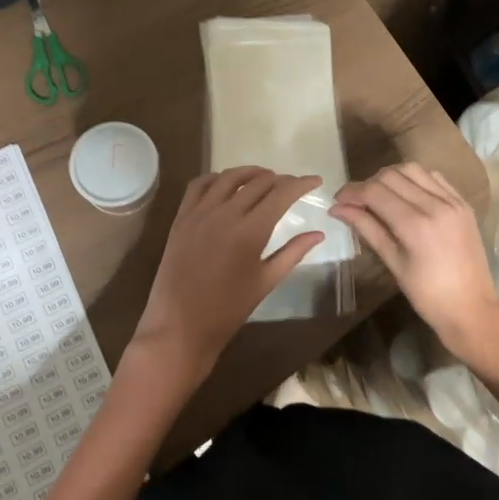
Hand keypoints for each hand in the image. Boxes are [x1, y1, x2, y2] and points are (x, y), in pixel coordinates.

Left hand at [133, 167, 324, 379]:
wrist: (180, 326)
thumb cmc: (228, 310)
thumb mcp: (266, 282)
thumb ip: (293, 253)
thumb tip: (318, 233)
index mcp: (250, 231)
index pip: (281, 194)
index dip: (301, 184)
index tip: (315, 181)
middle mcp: (225, 213)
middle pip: (258, 182)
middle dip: (280, 180)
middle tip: (292, 186)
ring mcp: (199, 213)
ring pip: (229, 177)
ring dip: (251, 173)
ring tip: (264, 178)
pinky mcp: (181, 218)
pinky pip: (199, 185)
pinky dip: (217, 178)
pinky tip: (226, 184)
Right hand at [330, 164, 498, 368]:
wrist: (472, 308)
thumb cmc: (428, 295)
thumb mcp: (394, 263)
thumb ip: (368, 229)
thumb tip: (339, 209)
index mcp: (416, 225)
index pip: (375, 192)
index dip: (352, 192)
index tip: (337, 200)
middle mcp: (436, 205)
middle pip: (392, 175)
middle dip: (368, 183)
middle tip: (356, 201)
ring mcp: (453, 201)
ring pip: (413, 169)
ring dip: (391, 177)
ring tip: (380, 195)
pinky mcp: (464, 203)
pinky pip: (434, 177)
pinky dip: (415, 179)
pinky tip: (406, 194)